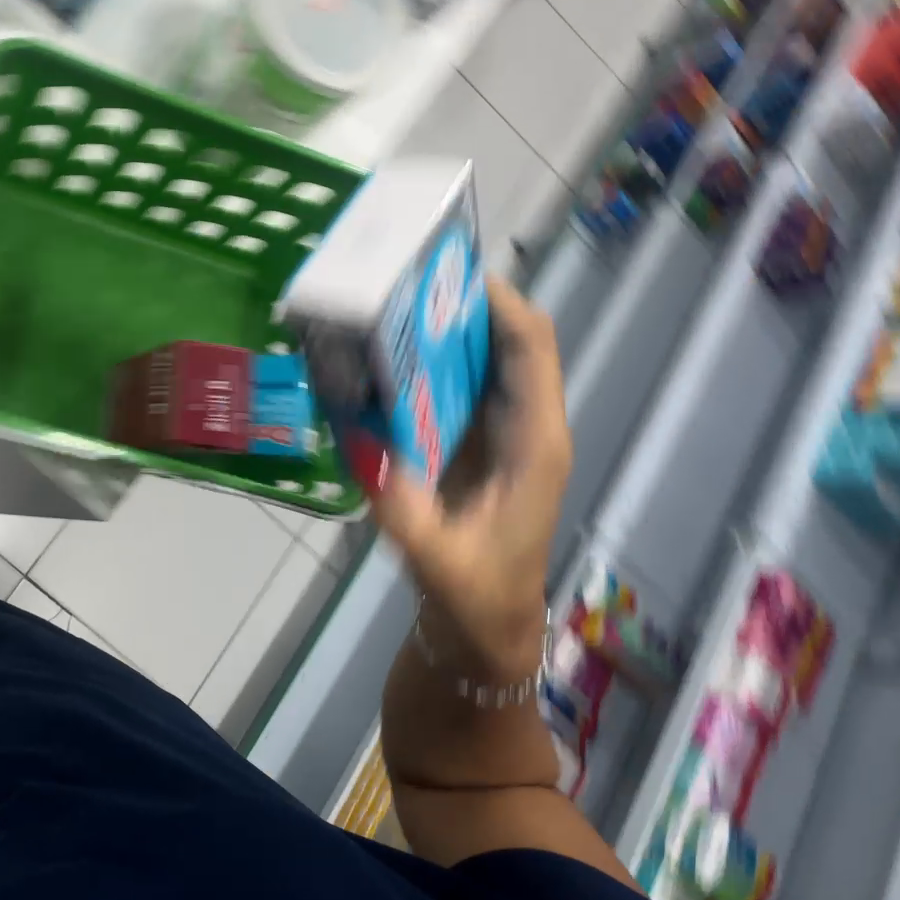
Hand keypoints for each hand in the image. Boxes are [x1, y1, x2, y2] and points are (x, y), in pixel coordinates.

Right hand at [376, 280, 570, 682]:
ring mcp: (495, 433)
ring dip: (435, 332)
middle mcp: (521, 425)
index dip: (499, 303)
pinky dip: (417, 366)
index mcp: (534, 443)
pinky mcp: (467, 444)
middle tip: (395, 281)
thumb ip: (404, 511)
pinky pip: (448, 388)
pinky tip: (373, 361)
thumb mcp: (440, 561)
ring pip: (474, 361)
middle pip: (502, 342)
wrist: (483, 628)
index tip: (445, 272)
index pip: (530, 350)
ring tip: (379, 307)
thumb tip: (365, 450)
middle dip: (456, 306)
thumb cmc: (478, 596)